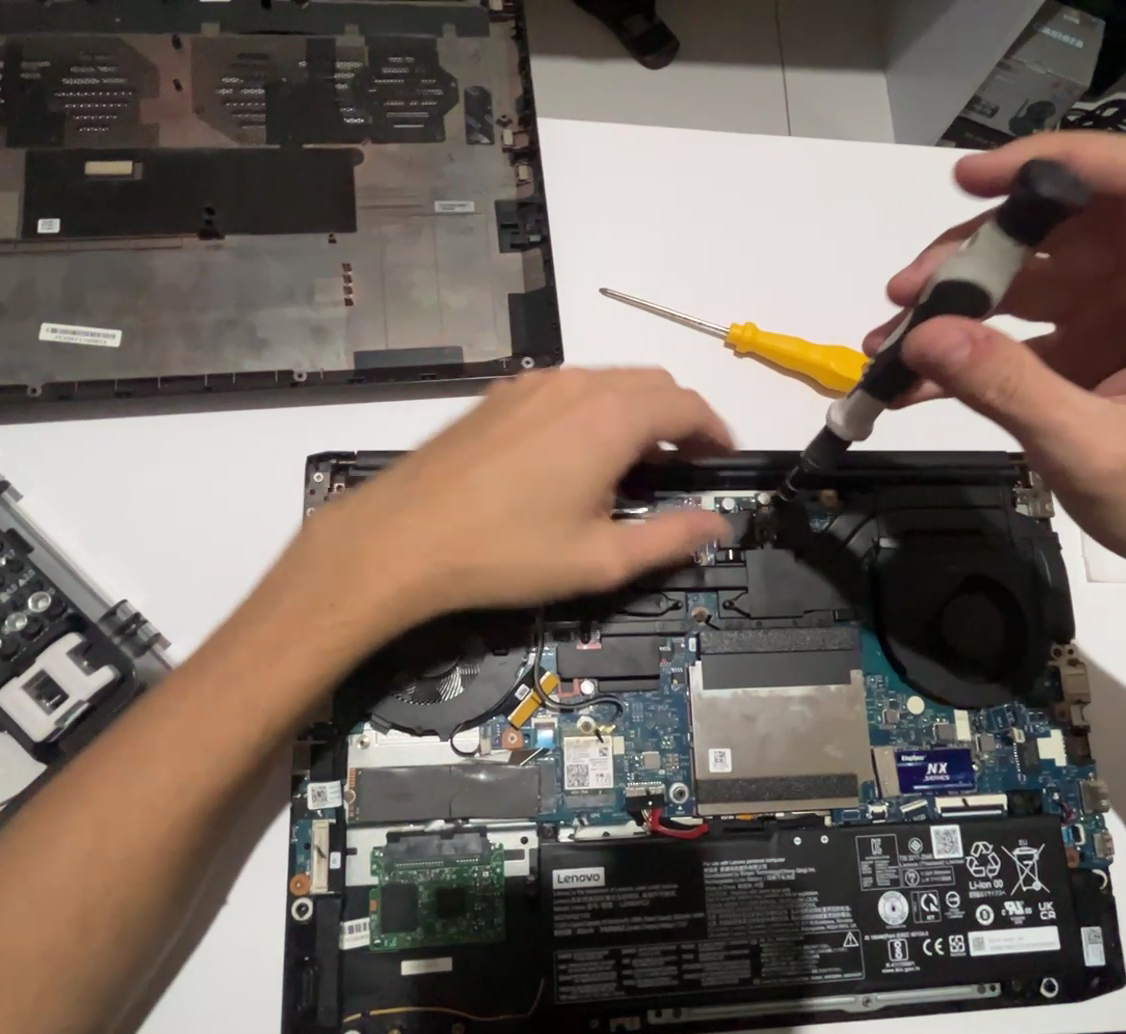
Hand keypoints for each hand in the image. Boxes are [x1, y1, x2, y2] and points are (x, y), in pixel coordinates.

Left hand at [301, 368, 734, 624]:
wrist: (402, 538)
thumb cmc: (506, 553)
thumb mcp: (600, 559)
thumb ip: (670, 538)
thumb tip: (718, 526)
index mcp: (611, 418)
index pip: (687, 406)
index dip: (716, 431)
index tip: (724, 459)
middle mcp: (576, 385)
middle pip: (652, 384)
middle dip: (681, 419)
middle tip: (687, 465)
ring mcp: (532, 385)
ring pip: (608, 382)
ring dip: (637, 412)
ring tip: (637, 463)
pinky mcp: (499, 396)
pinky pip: (567, 389)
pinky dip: (595, 410)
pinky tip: (579, 454)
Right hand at [866, 133, 1125, 585]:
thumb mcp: (1090, 450)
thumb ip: (1006, 388)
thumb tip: (918, 336)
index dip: (1055, 164)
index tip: (966, 182)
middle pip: (1067, 225)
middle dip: (976, 251)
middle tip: (903, 294)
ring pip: (1031, 272)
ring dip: (957, 300)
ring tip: (889, 339)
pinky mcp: (1093, 342)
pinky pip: (1019, 326)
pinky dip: (965, 347)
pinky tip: (911, 376)